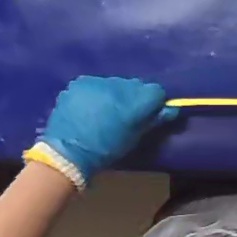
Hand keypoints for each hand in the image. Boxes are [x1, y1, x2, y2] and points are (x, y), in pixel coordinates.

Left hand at [29, 76, 177, 187]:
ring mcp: (95, 82)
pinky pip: (94, 84)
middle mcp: (116, 86)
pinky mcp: (79, 82)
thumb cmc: (105, 151)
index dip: (153, 101)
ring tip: (104, 110)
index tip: (148, 112)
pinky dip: (95, 93)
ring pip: (113, 83)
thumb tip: (169, 108)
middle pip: (133, 85)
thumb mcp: (133, 139)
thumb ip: (152, 120)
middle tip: (124, 113)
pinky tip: (88, 107)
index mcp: (133, 103)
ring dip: (113, 93)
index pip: (154, 90)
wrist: (67, 154)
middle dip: (132, 96)